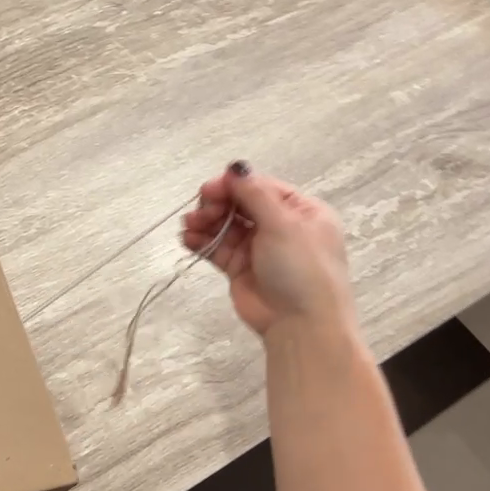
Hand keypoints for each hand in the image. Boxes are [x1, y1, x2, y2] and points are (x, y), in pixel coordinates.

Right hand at [182, 165, 353, 337]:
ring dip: (204, 222)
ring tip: (190, 228)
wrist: (301, 324)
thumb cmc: (301, 269)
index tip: (208, 191)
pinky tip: (188, 240)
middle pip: (238, 204)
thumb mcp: (283, 225)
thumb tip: (235, 166)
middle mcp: (279, 226)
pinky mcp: (238, 267)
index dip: (233, 186)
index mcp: (301, 211)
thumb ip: (255, 194)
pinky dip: (200, 241)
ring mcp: (258, 248)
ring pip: (223, 224)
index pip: (260, 188)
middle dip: (216, 204)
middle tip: (201, 213)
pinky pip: (215, 247)